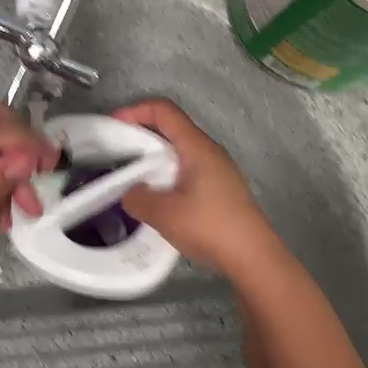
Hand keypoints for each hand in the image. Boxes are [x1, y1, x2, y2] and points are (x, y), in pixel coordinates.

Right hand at [112, 98, 280, 274]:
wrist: (253, 256)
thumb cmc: (209, 227)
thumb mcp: (163, 214)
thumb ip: (137, 198)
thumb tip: (130, 192)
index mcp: (196, 147)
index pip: (164, 111)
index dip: (136, 110)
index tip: (114, 125)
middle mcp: (209, 151)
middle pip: (172, 126)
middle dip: (142, 132)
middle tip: (118, 150)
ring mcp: (218, 168)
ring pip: (180, 148)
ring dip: (155, 155)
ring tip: (133, 174)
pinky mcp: (221, 186)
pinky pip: (188, 166)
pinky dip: (167, 170)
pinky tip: (158, 194)